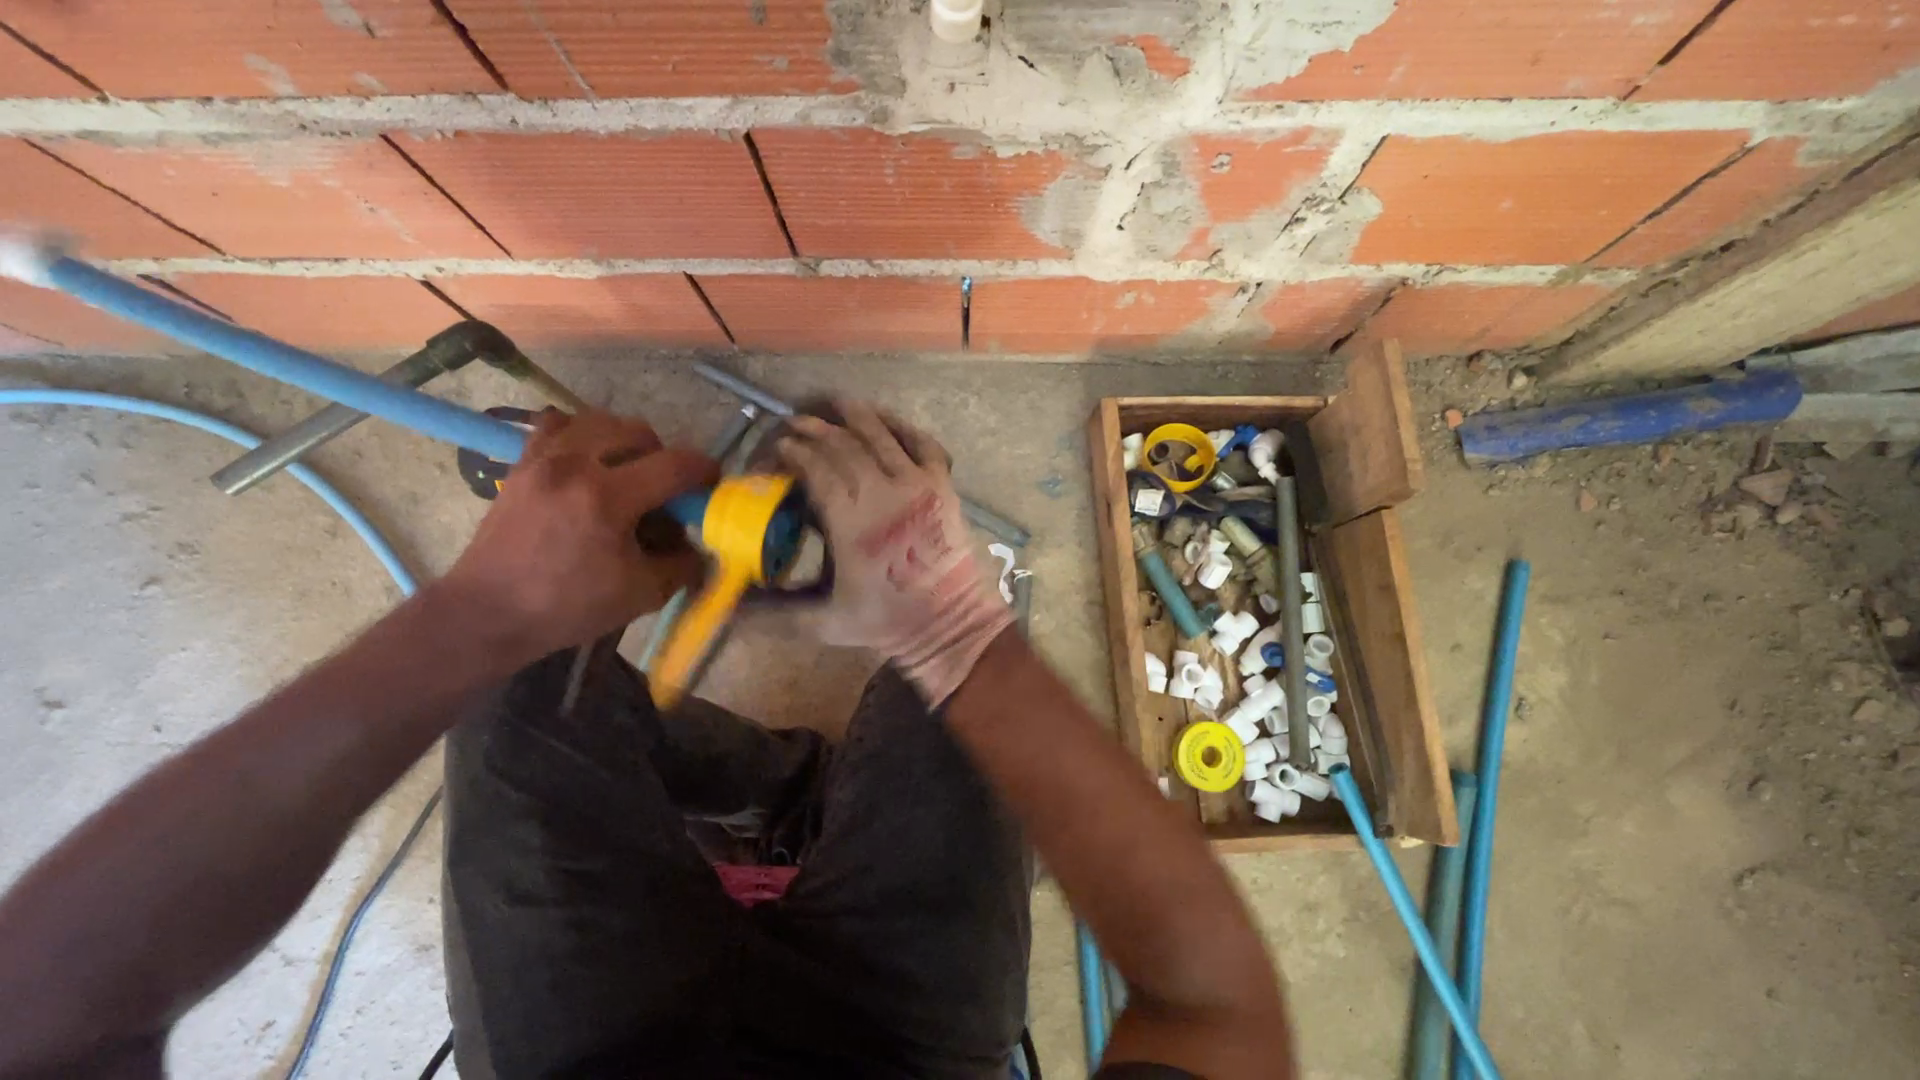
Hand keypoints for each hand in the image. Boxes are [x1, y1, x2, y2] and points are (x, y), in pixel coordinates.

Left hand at [438, 408, 715, 664]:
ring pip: (600, 421)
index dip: (705, 471)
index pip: (675, 465)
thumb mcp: (642, 594)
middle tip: (665, 491)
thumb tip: (702, 544)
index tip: (713, 483)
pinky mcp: (522, 463)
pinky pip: (559, 425)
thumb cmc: (567, 608)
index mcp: (607, 498)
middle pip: (639, 432)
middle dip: (664, 457)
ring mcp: (543, 459)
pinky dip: (582, 436)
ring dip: (625, 442)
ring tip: (628, 475)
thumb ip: (683, 563)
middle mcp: (574, 465)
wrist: (488, 613)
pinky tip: (588, 464)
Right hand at [777, 402, 1011, 703]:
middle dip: (816, 429)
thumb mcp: (825, 622)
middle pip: (844, 446)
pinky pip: (922, 443)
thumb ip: (774, 613)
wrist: (950, 625)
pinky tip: (887, 420)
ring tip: (833, 402)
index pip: (816, 470)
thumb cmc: (886, 623)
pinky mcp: (944, 486)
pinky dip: (902, 426)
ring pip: (881, 436)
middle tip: (795, 423)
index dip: (794, 453)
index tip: (779, 448)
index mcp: (852, 523)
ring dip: (854, 416)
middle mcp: (884, 493)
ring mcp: (918, 485)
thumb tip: (729, 613)